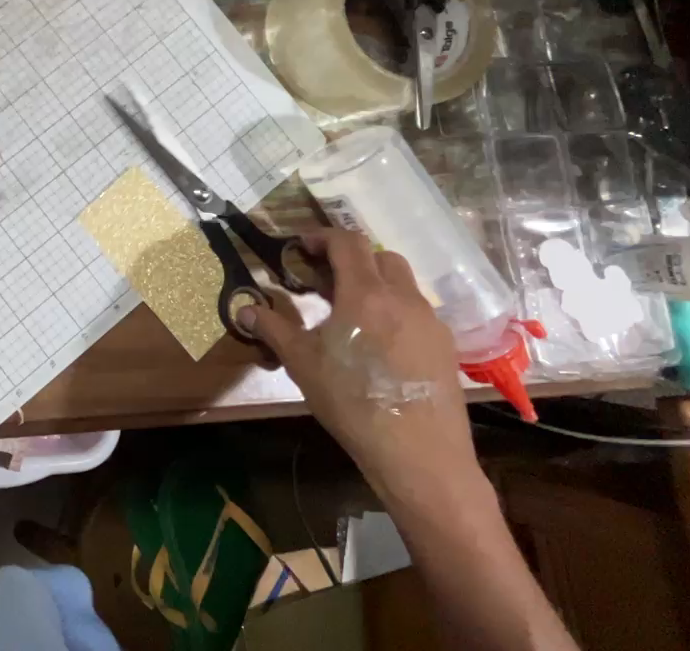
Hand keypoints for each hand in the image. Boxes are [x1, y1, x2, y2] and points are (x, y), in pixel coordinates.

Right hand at [239, 230, 482, 505]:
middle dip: (350, 258)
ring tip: (346, 312)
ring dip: (373, 284)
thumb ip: (272, 328)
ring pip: (402, 284)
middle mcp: (403, 299)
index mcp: (365, 294)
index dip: (321, 237)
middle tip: (322, 280)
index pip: (347, 242)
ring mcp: (430, 323)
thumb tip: (245, 310)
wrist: (418, 454)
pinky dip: (392, 310)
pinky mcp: (444, 347)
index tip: (300, 248)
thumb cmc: (351, 400)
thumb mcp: (300, 362)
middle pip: (380, 256)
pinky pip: (415, 312)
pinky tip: (374, 342)